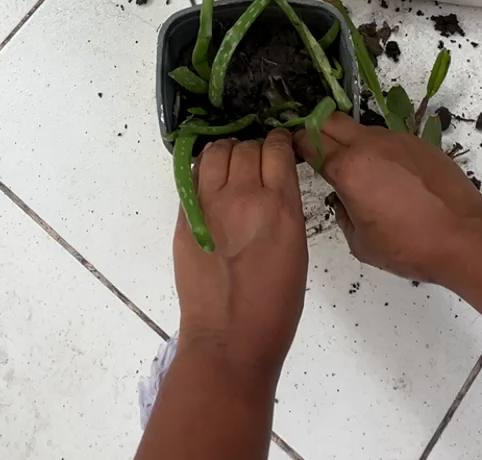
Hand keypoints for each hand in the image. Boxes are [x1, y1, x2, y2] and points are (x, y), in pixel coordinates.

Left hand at [172, 130, 307, 382]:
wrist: (230, 338)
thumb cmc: (274, 303)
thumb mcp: (296, 247)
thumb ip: (284, 206)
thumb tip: (274, 181)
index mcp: (279, 207)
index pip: (278, 149)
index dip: (279, 143)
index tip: (279, 146)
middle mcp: (244, 197)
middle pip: (246, 147)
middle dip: (254, 149)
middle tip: (256, 162)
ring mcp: (210, 205)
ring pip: (216, 152)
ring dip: (227, 152)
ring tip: (231, 164)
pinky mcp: (186, 216)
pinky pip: (194, 175)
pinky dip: (205, 170)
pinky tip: (212, 181)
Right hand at [294, 113, 481, 283]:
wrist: (464, 235)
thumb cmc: (410, 245)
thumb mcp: (361, 243)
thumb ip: (342, 214)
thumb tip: (343, 199)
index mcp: (348, 168)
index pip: (309, 141)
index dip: (296, 144)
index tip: (293, 151)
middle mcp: (369, 145)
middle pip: (330, 120)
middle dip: (318, 131)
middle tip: (317, 151)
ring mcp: (395, 139)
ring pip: (361, 129)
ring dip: (351, 142)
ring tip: (360, 172)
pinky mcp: (418, 142)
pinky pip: (388, 140)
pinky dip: (380, 151)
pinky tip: (392, 179)